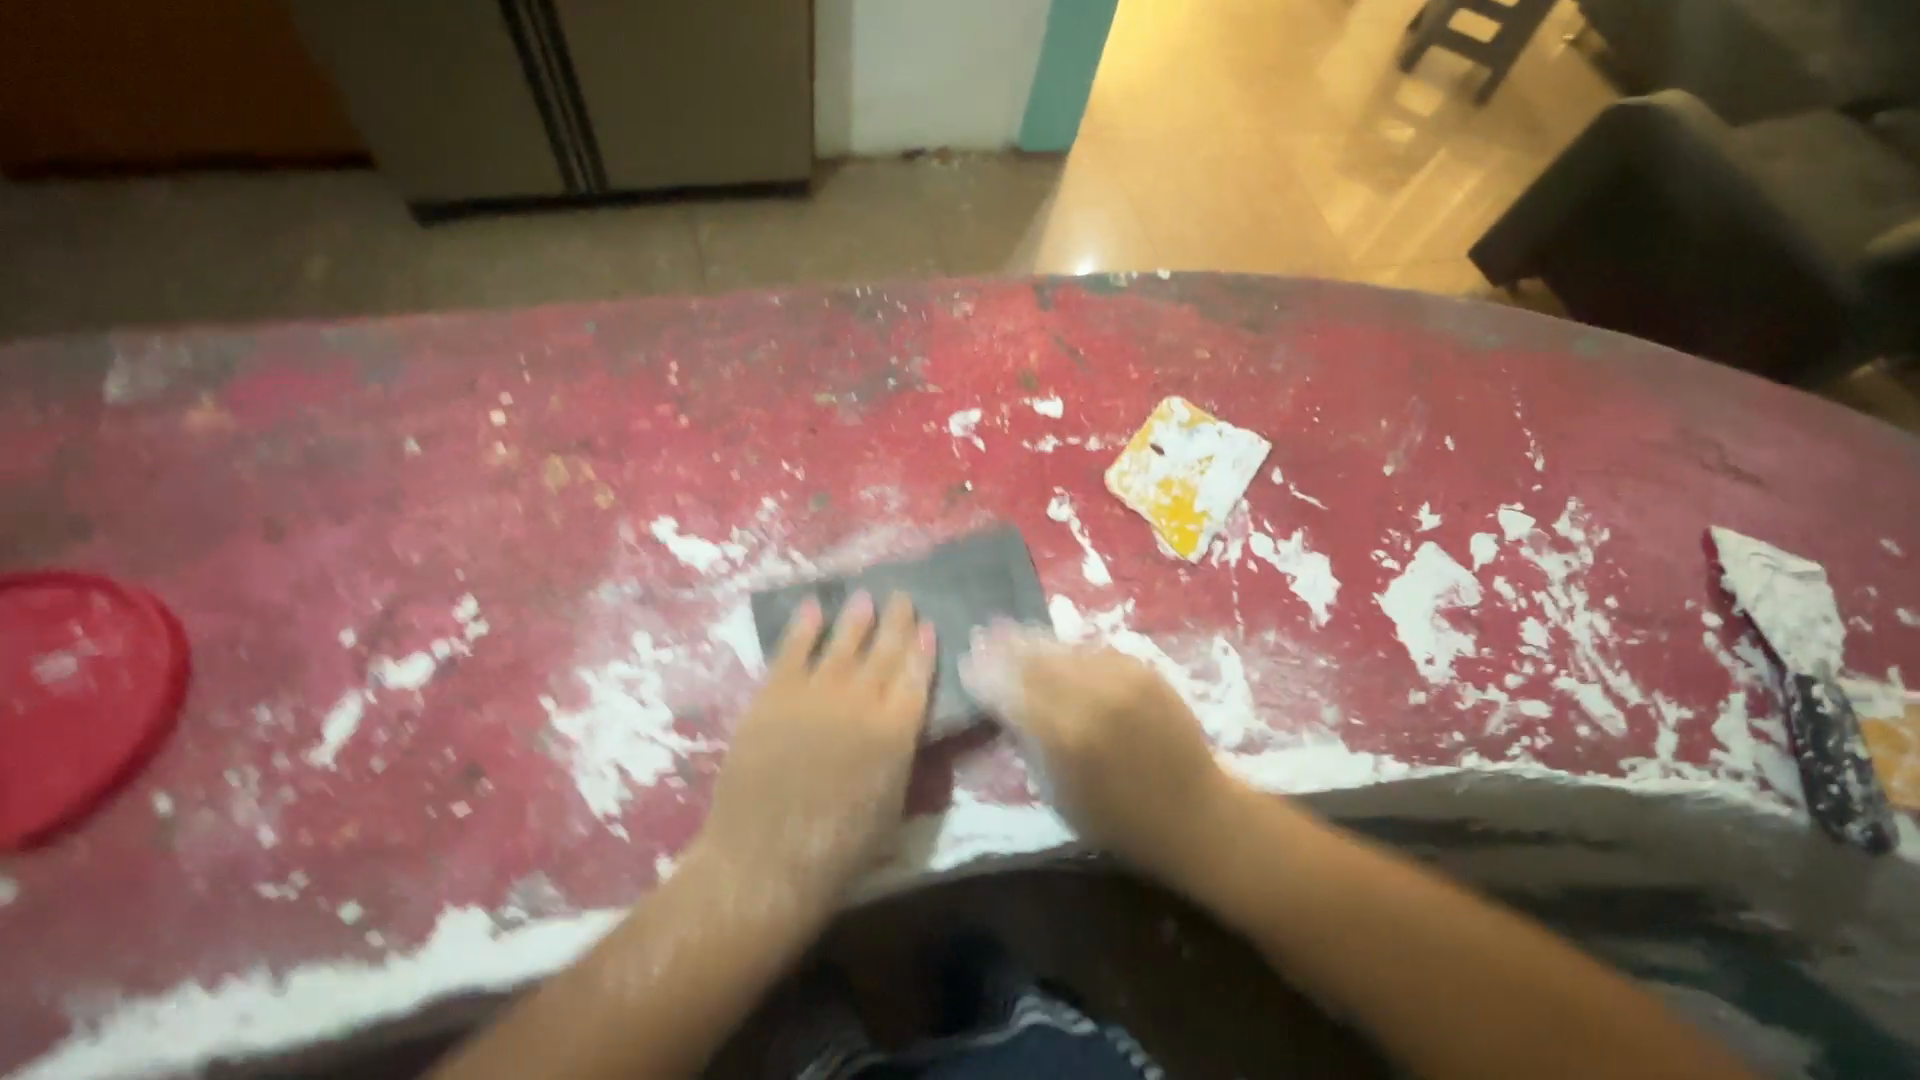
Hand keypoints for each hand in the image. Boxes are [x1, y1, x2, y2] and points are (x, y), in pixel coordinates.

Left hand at [698, 590, 934, 906]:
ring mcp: (814, 695)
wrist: (766, 857)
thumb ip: (899, 756)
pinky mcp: (773, 697)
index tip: (928, 626)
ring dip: (855, 619)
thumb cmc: (838, 848)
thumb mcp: (892, 806)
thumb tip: (903, 726)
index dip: (923, 650)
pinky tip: (812, 609)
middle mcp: (860, 703)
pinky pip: (791, 652)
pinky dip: (803, 629)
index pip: (916, 678)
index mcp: (895, 732)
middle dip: (896, 622)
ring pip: (841, 645)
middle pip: (884, 652)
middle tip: (903, 597)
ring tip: (865, 596)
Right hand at [962, 626, 1240, 880]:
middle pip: (1035, 660)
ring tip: (1009, 631)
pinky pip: (1094, 651)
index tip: (967, 664)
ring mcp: (1121, 678)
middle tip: (982, 635)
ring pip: (1064, 649)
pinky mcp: (1143, 669)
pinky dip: (1070, 650)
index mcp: (1064, 735)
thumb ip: (1029, 742)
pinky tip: (1057, 650)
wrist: (1195, 811)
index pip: (1010, 691)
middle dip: (1004, 648)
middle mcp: (1092, 697)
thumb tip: (1003, 705)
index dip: (985, 675)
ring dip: (1033, 641)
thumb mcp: (1058, 793)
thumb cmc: (1120, 819)